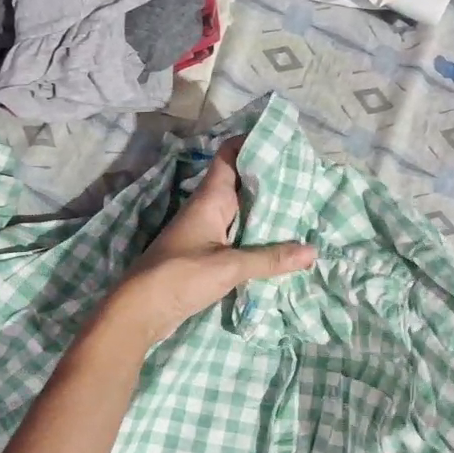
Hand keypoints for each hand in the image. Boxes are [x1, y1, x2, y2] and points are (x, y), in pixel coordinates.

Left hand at [102, 136, 315, 345]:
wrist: (141, 310)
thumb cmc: (180, 276)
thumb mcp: (229, 266)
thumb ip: (270, 259)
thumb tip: (312, 251)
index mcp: (209, 199)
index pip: (229, 156)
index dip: (252, 143)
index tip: (283, 142)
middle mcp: (207, 211)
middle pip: (241, 186)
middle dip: (270, 181)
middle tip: (307, 180)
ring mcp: (205, 235)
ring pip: (241, 215)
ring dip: (265, 214)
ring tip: (302, 210)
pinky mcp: (205, 258)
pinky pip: (237, 241)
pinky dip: (256, 241)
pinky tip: (279, 248)